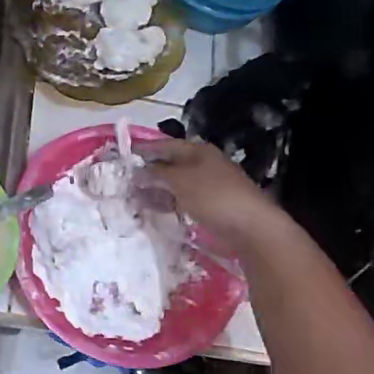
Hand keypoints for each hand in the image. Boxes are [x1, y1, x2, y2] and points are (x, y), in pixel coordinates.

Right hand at [131, 137, 283, 244]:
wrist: (251, 228)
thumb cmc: (213, 196)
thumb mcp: (179, 180)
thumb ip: (155, 173)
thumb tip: (136, 172)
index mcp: (198, 151)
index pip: (165, 145)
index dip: (143, 149)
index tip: (122, 155)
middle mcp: (203, 164)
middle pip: (169, 164)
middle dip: (147, 173)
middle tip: (124, 182)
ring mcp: (208, 186)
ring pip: (174, 184)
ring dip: (154, 190)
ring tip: (133, 199)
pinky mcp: (210, 205)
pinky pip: (182, 200)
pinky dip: (166, 203)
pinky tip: (154, 210)